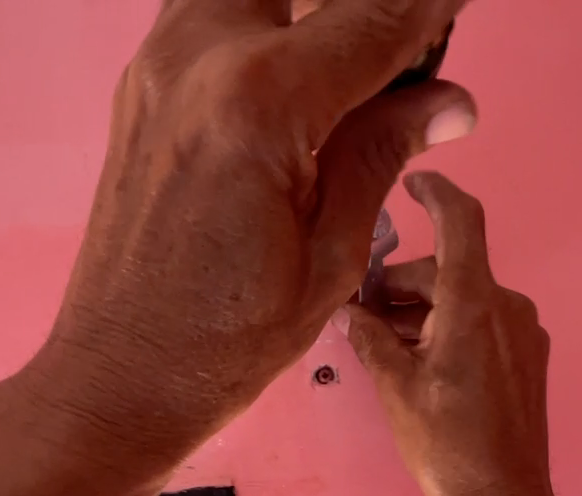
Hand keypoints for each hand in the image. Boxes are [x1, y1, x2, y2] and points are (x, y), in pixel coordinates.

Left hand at [40, 0, 476, 458]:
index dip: (428, 10)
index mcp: (259, 104)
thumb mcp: (329, 262)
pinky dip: (262, 32)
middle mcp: (197, 58)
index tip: (457, 6)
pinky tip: (292, 89)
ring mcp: (156, 67)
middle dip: (361, 12)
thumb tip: (445, 102)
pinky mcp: (139, 91)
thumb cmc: (227, 342)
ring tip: (348, 80)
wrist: (124, 374)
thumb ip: (380, 157)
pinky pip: (210, 20)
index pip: (370, 21)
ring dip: (308, 18)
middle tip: (402, 56)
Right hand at [343, 172, 558, 495]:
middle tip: (364, 312)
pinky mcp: (529, 360)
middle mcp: (508, 307)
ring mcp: (525, 334)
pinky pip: (485, 326)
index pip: (461, 221)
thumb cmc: (444, 446)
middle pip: (451, 271)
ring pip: (466, 300)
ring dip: (425, 311)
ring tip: (387, 344)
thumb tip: (350, 310)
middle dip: (404, 284)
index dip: (436, 192)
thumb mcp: (396, 389)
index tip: (412, 185)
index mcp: (474, 303)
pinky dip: (451, 329)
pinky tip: (424, 362)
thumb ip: (372, 338)